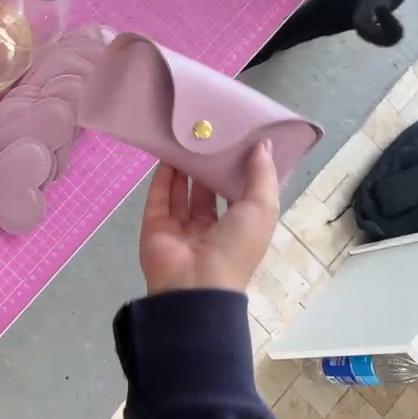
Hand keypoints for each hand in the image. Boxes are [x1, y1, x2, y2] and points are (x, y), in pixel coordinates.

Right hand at [138, 140, 280, 294]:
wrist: (195, 282)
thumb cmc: (236, 246)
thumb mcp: (263, 207)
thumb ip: (262, 174)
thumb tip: (261, 144)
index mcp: (239, 227)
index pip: (238, 194)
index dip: (239, 169)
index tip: (239, 141)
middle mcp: (209, 227)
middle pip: (207, 191)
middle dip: (209, 166)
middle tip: (210, 136)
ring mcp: (179, 227)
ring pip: (181, 193)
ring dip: (184, 169)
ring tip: (187, 140)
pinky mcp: (154, 226)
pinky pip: (158, 198)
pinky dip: (162, 178)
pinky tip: (167, 155)